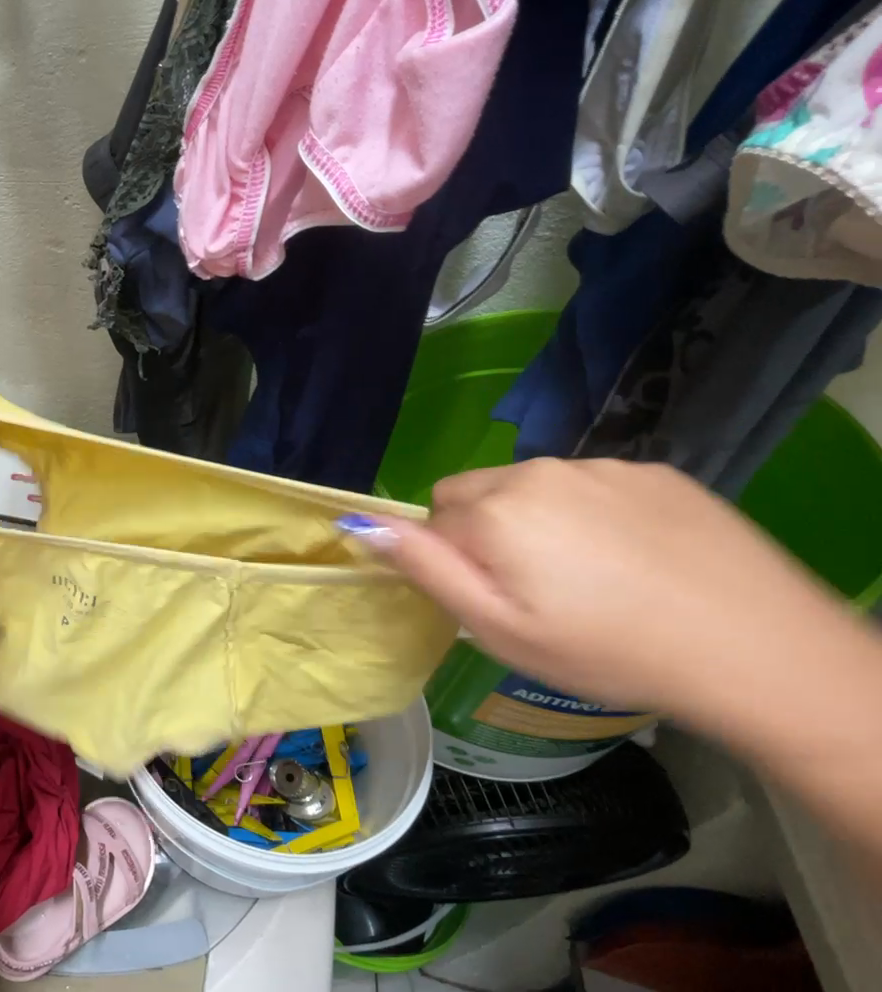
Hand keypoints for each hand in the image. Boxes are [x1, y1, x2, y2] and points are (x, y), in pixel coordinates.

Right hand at [347, 458, 857, 719]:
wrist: (762, 655)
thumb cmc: (606, 651)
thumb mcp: (496, 626)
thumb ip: (423, 566)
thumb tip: (359, 521)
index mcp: (494, 508)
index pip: (432, 519)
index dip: (454, 562)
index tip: (497, 600)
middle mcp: (539, 471)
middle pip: (476, 493)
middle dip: (486, 532)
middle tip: (537, 591)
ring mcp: (604, 467)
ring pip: (532, 488)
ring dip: (539, 521)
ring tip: (590, 578)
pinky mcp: (657, 472)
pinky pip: (590, 484)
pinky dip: (592, 513)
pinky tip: (632, 558)